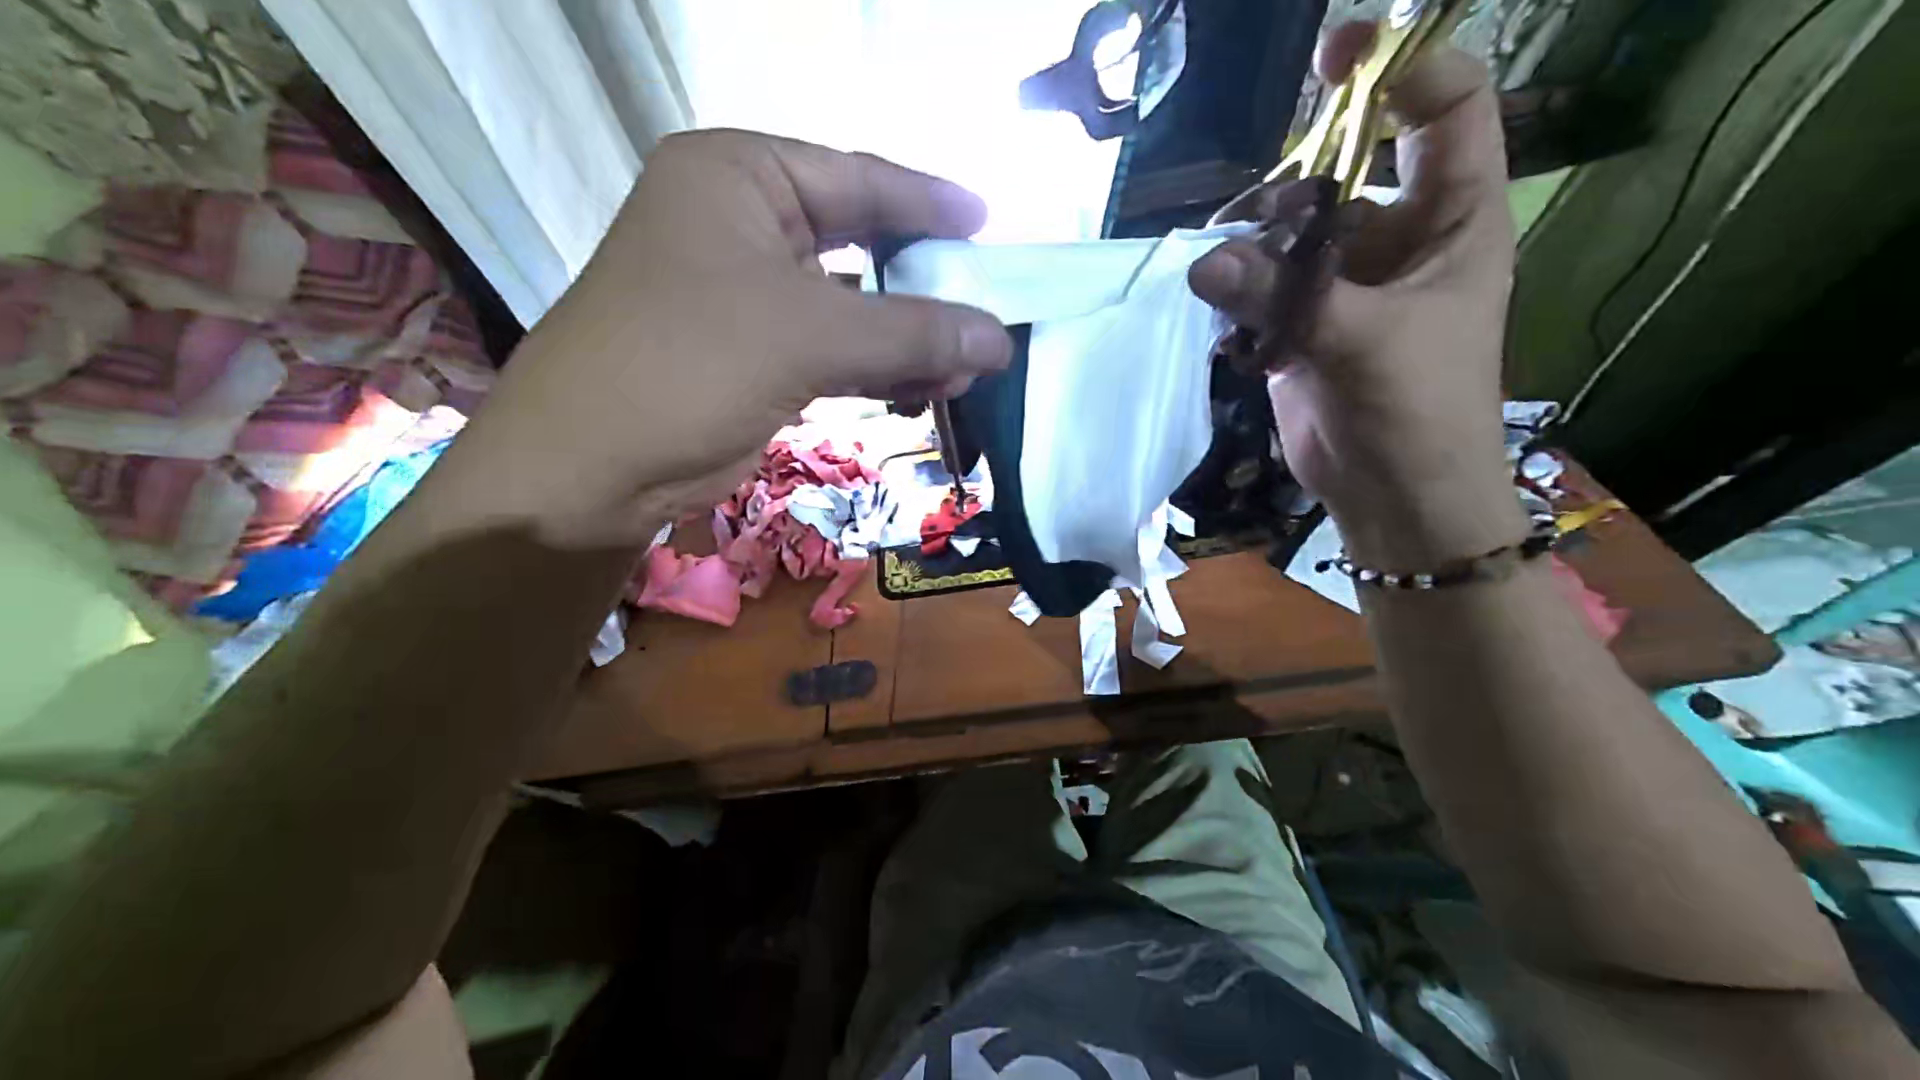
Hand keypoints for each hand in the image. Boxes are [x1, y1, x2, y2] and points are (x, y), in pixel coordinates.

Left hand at [450, 131, 1012, 545]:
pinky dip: (879, 369)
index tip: (990, 222)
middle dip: (924, 284)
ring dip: (907, 337)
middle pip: (859, 242)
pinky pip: (834, 350)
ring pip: (851, 305)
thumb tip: (999, 338)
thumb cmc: (688, 364)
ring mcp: (746, 294)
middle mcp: (741, 224)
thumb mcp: (806, 335)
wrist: (590, 468)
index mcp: (738, 177)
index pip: (857, 178)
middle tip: (985, 309)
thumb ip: (910, 332)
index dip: (929, 202)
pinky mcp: (753, 354)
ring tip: (966, 365)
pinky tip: (924, 389)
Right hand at [1190, 23, 1525, 568]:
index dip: (1404, 69)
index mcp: (1453, 220)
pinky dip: (1239, 292)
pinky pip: (1263, 284)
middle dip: (1292, 185)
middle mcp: (1399, 241)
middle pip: (1343, 171)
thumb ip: (1285, 296)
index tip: (1337, 55)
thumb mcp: (1362, 341)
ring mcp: (1347, 284)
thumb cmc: (1416, 411)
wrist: (1393, 494)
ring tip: (1225, 278)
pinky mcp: (1305, 324)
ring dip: (1253, 246)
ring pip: (1290, 233)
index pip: (1447, 110)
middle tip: (1252, 224)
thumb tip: (1202, 263)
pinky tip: (1227, 316)